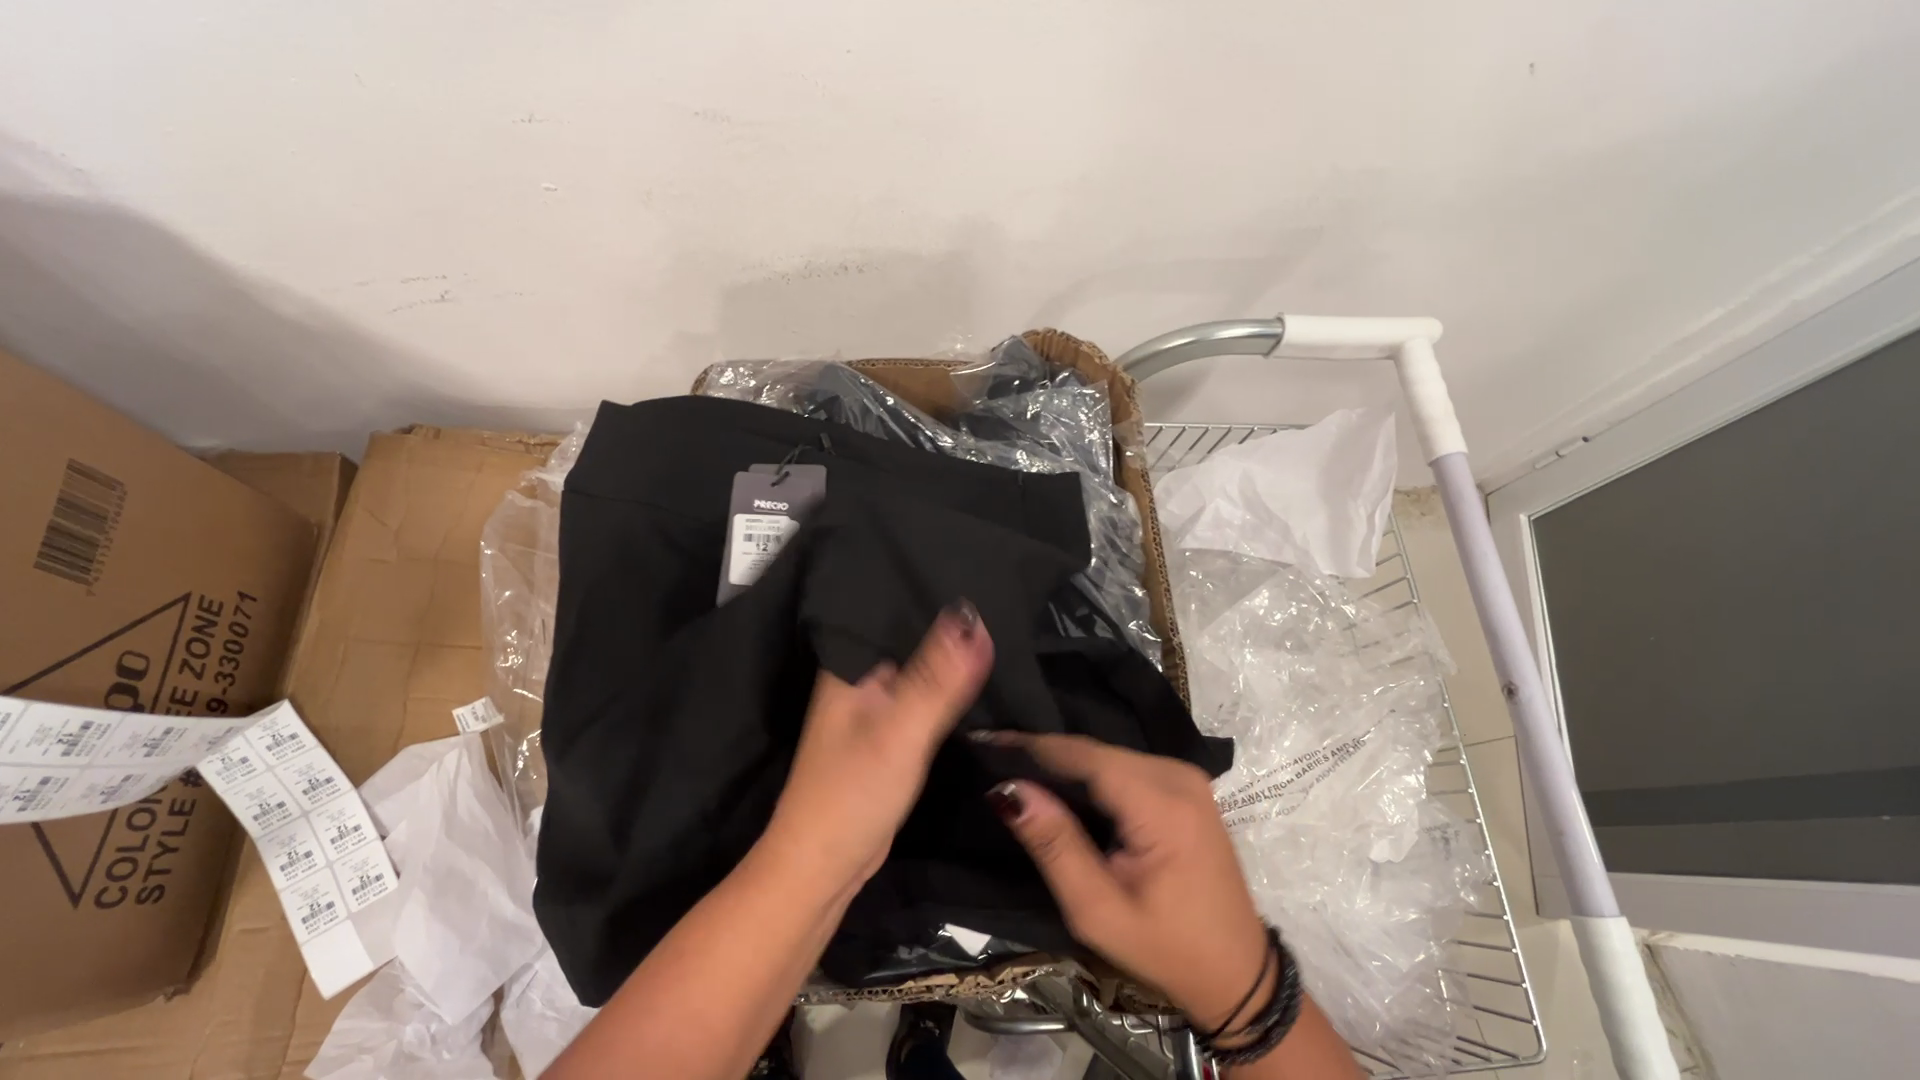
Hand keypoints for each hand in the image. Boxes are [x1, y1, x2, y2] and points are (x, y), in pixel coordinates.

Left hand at [760, 601, 993, 893]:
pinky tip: (980, 683)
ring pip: (922, 673)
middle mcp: (859, 680)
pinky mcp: (889, 736)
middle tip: (1009, 604)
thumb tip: (975, 615)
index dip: (937, 590)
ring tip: (1006, 634)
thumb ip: (939, 677)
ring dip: (954, 664)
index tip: (987, 573)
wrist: (824, 867)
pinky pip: (924, 701)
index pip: (895, 608)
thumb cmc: (853, 793)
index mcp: (849, 665)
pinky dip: (948, 695)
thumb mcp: (902, 729)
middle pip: (912, 641)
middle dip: (954, 628)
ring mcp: (874, 709)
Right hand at [984, 733, 1268, 1032]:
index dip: (1031, 746)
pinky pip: (1126, 766)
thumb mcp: (1097, 910)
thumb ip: (1055, 845)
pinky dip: (1091, 773)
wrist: (1235, 972)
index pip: (1084, 756)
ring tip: (1016, 769)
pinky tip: (1060, 785)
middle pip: (1096, 751)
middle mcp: (1179, 775)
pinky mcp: (1187, 786)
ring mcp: (1187, 777)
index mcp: (1162, 804)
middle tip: (992, 760)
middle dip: (1044, 753)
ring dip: (1065, 762)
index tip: (985, 744)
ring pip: (1109, 754)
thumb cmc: (1164, 948)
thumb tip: (1009, 790)